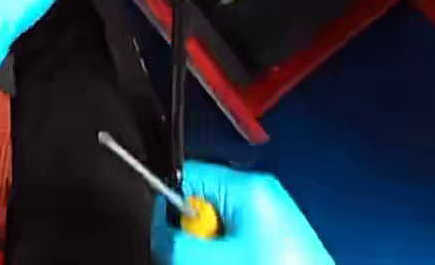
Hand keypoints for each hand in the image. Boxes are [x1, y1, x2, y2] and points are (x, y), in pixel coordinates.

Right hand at [153, 162, 333, 263]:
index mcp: (247, 185)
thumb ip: (178, 243)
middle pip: (202, 210)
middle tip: (204, 263)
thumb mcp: (220, 261)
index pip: (187, 177)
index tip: (164, 240)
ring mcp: (272, 224)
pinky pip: (238, 248)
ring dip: (210, 257)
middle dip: (194, 242)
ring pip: (219, 236)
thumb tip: (155, 232)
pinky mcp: (279, 248)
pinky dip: (230, 260)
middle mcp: (260, 196)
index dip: (168, 208)